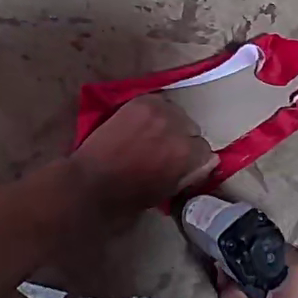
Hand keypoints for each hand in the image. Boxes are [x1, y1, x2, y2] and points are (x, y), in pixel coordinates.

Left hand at [68, 95, 217, 215]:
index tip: (182, 165)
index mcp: (187, 153)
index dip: (193, 160)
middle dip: (184, 140)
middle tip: (165, 151)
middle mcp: (178, 128)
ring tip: (153, 136)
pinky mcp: (142, 102)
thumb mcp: (168, 191)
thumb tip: (205, 162)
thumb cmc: (129, 196)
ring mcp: (159, 112)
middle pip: (194, 129)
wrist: (90, 182)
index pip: (206, 151)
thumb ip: (190, 174)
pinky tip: (144, 124)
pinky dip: (155, 113)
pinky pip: (161, 103)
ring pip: (178, 114)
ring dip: (170, 124)